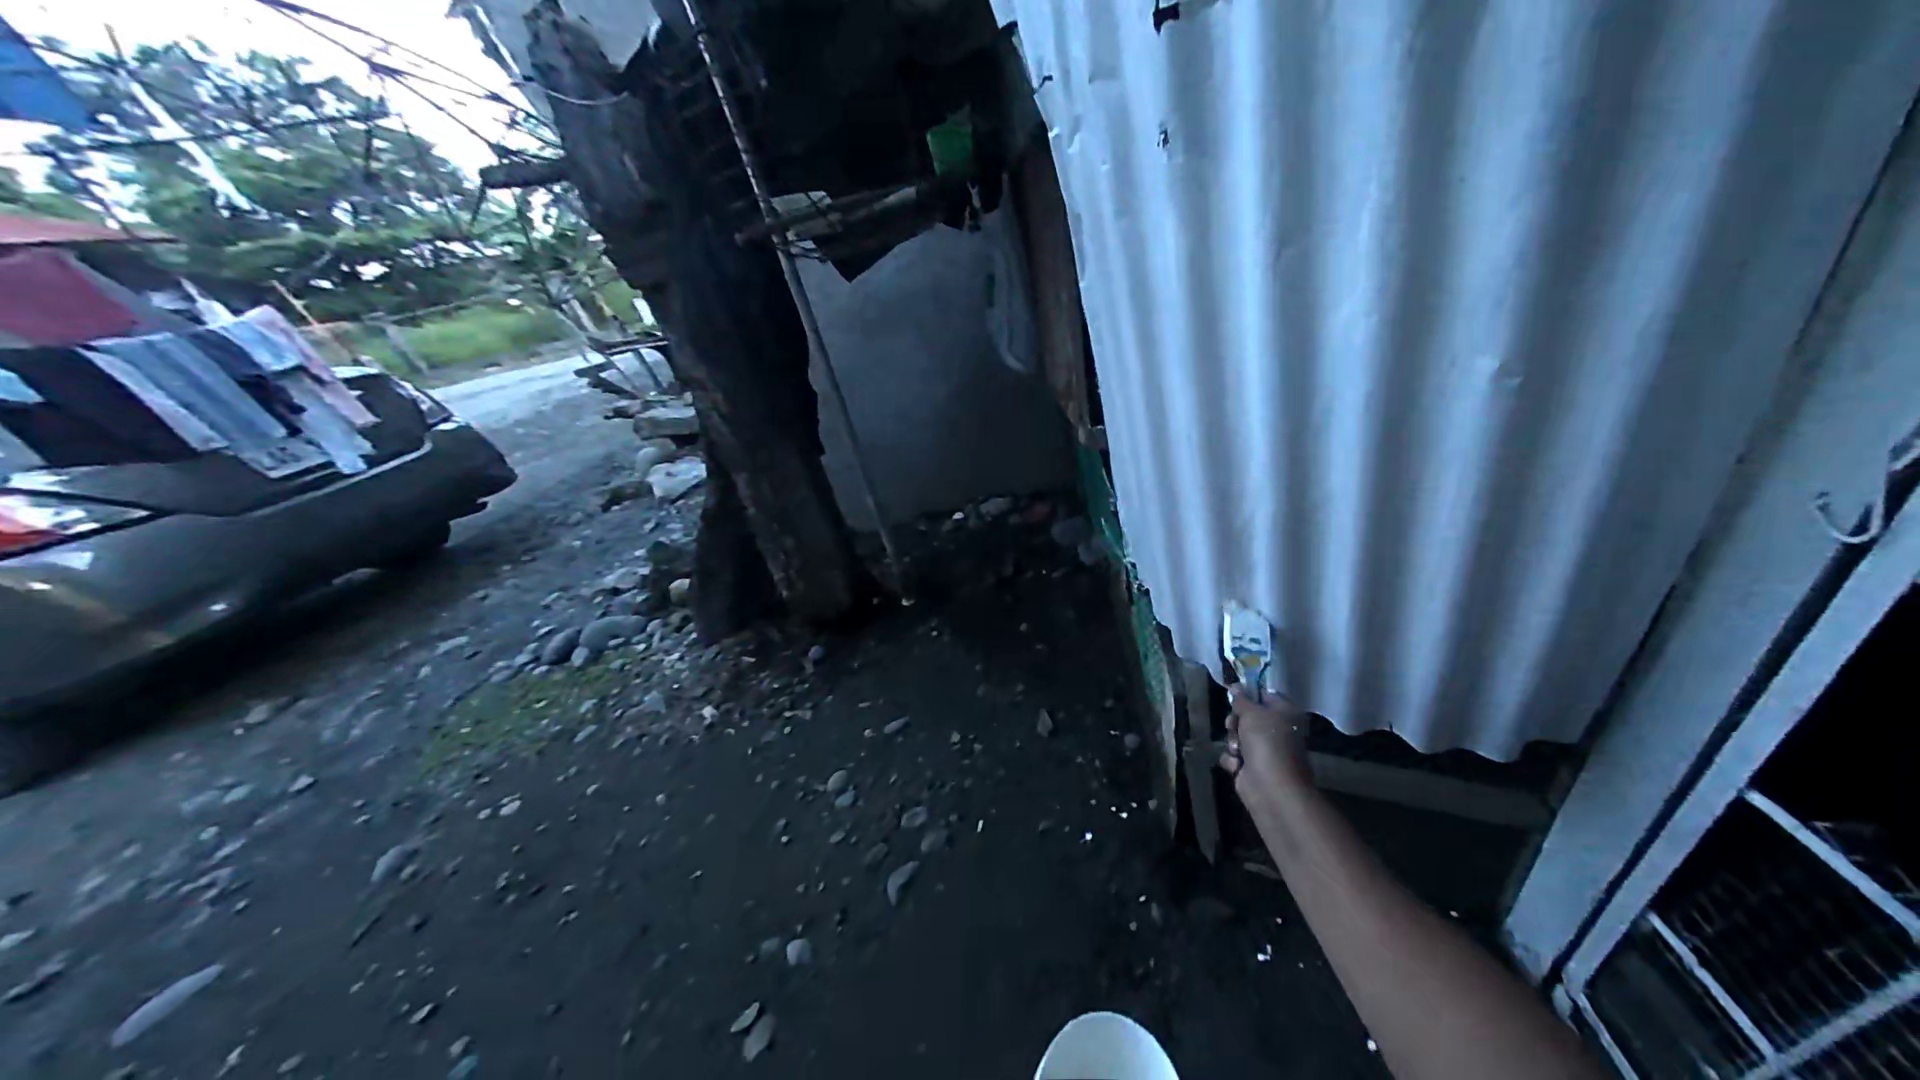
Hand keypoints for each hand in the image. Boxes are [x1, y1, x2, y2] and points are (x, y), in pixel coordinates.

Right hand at [1219, 684, 1312, 809]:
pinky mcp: (1251, 767)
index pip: (1265, 695)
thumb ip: (1241, 699)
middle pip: (1247, 716)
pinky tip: (1237, 765)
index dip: (1249, 695)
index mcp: (1284, 713)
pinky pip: (1233, 755)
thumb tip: (1236, 686)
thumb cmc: (1266, 743)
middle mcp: (1276, 730)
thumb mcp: (1252, 713)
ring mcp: (1264, 750)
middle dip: (1235, 721)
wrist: (1272, 787)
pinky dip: (1233, 760)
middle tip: (1234, 725)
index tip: (1233, 695)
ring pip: (1237, 735)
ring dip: (1232, 741)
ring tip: (1237, 750)